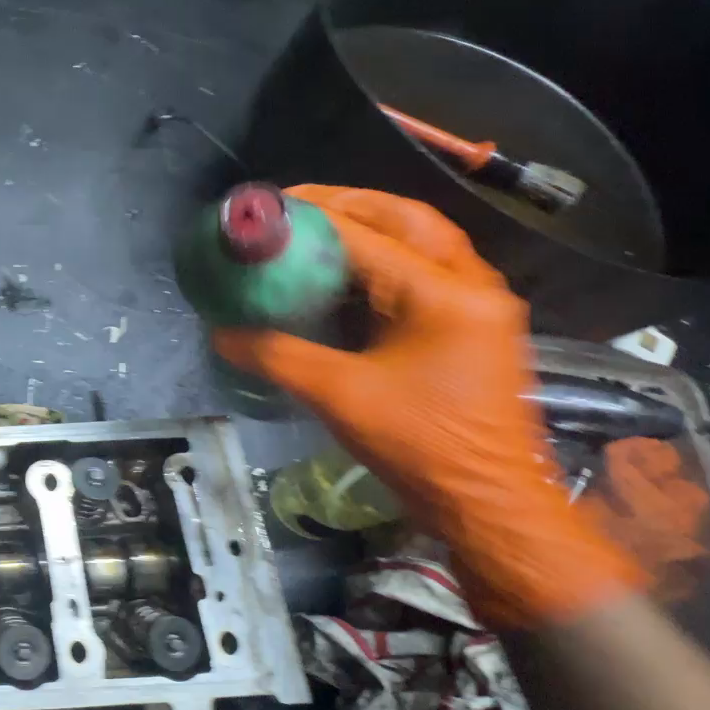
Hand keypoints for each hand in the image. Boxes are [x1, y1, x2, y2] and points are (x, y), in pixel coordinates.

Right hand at [214, 185, 646, 628]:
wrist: (488, 504)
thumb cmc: (420, 446)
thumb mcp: (337, 396)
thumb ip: (275, 355)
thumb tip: (220, 332)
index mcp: (444, 295)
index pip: (367, 236)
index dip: (312, 218)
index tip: (265, 209)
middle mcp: (469, 287)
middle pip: (407, 219)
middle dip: (347, 205)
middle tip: (291, 209)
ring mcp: (475, 307)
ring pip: (420, 242)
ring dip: (367, 227)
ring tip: (311, 230)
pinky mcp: (467, 328)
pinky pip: (422, 272)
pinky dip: (380, 260)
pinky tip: (340, 274)